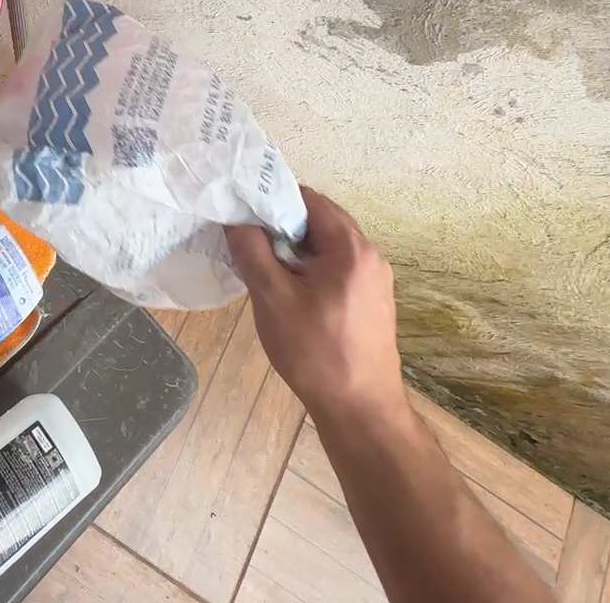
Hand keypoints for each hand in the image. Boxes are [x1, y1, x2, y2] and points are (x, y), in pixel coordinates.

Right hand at [225, 187, 406, 421]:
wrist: (361, 411)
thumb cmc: (315, 352)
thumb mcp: (272, 297)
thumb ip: (252, 250)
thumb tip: (236, 219)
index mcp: (351, 249)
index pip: (309, 199)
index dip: (272, 200)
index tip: (241, 212)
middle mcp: (369, 257)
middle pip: (318, 220)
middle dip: (280, 225)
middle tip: (246, 240)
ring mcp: (373, 280)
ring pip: (324, 245)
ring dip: (291, 249)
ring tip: (260, 266)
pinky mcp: (369, 300)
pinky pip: (333, 267)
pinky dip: (306, 267)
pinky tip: (284, 289)